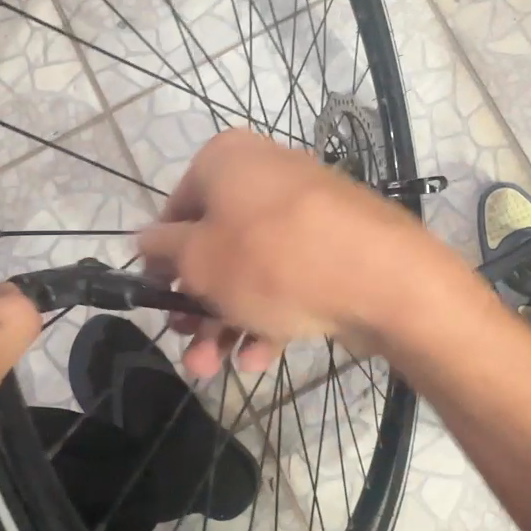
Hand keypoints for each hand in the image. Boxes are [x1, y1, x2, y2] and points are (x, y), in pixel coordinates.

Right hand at [138, 129, 478, 378]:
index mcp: (227, 160)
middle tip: (190, 347)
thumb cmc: (273, 260)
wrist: (382, 278)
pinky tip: (262, 358)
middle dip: (198, 305)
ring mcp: (307, 212)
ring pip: (253, 270)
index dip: (163, 260)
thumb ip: (166, 251)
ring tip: (216, 370)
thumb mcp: (201, 261)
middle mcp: (267, 175)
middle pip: (217, 245)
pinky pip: (292, 278)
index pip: (177, 209)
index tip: (158, 299)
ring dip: (229, 322)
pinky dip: (272, 316)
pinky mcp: (338, 247)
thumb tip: (148, 241)